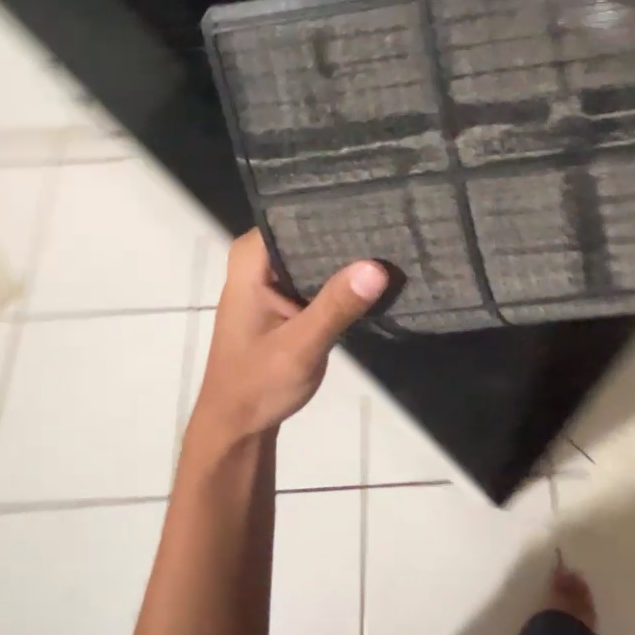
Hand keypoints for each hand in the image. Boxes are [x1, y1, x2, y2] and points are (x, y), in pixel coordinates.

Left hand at [190, 231, 386, 442]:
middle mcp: (260, 260)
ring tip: (395, 244)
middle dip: (349, 233)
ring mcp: (274, 279)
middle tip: (396, 225)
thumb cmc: (256, 385)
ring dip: (349, 256)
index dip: (335, 211)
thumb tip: (377, 267)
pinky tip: (378, 275)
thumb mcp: (299, 347)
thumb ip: (336, 306)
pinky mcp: (289, 297)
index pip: (295, 215)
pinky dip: (344, 278)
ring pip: (318, 253)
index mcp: (250, 259)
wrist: (238, 429)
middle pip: (310, 230)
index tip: (376, 205)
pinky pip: (320, 275)